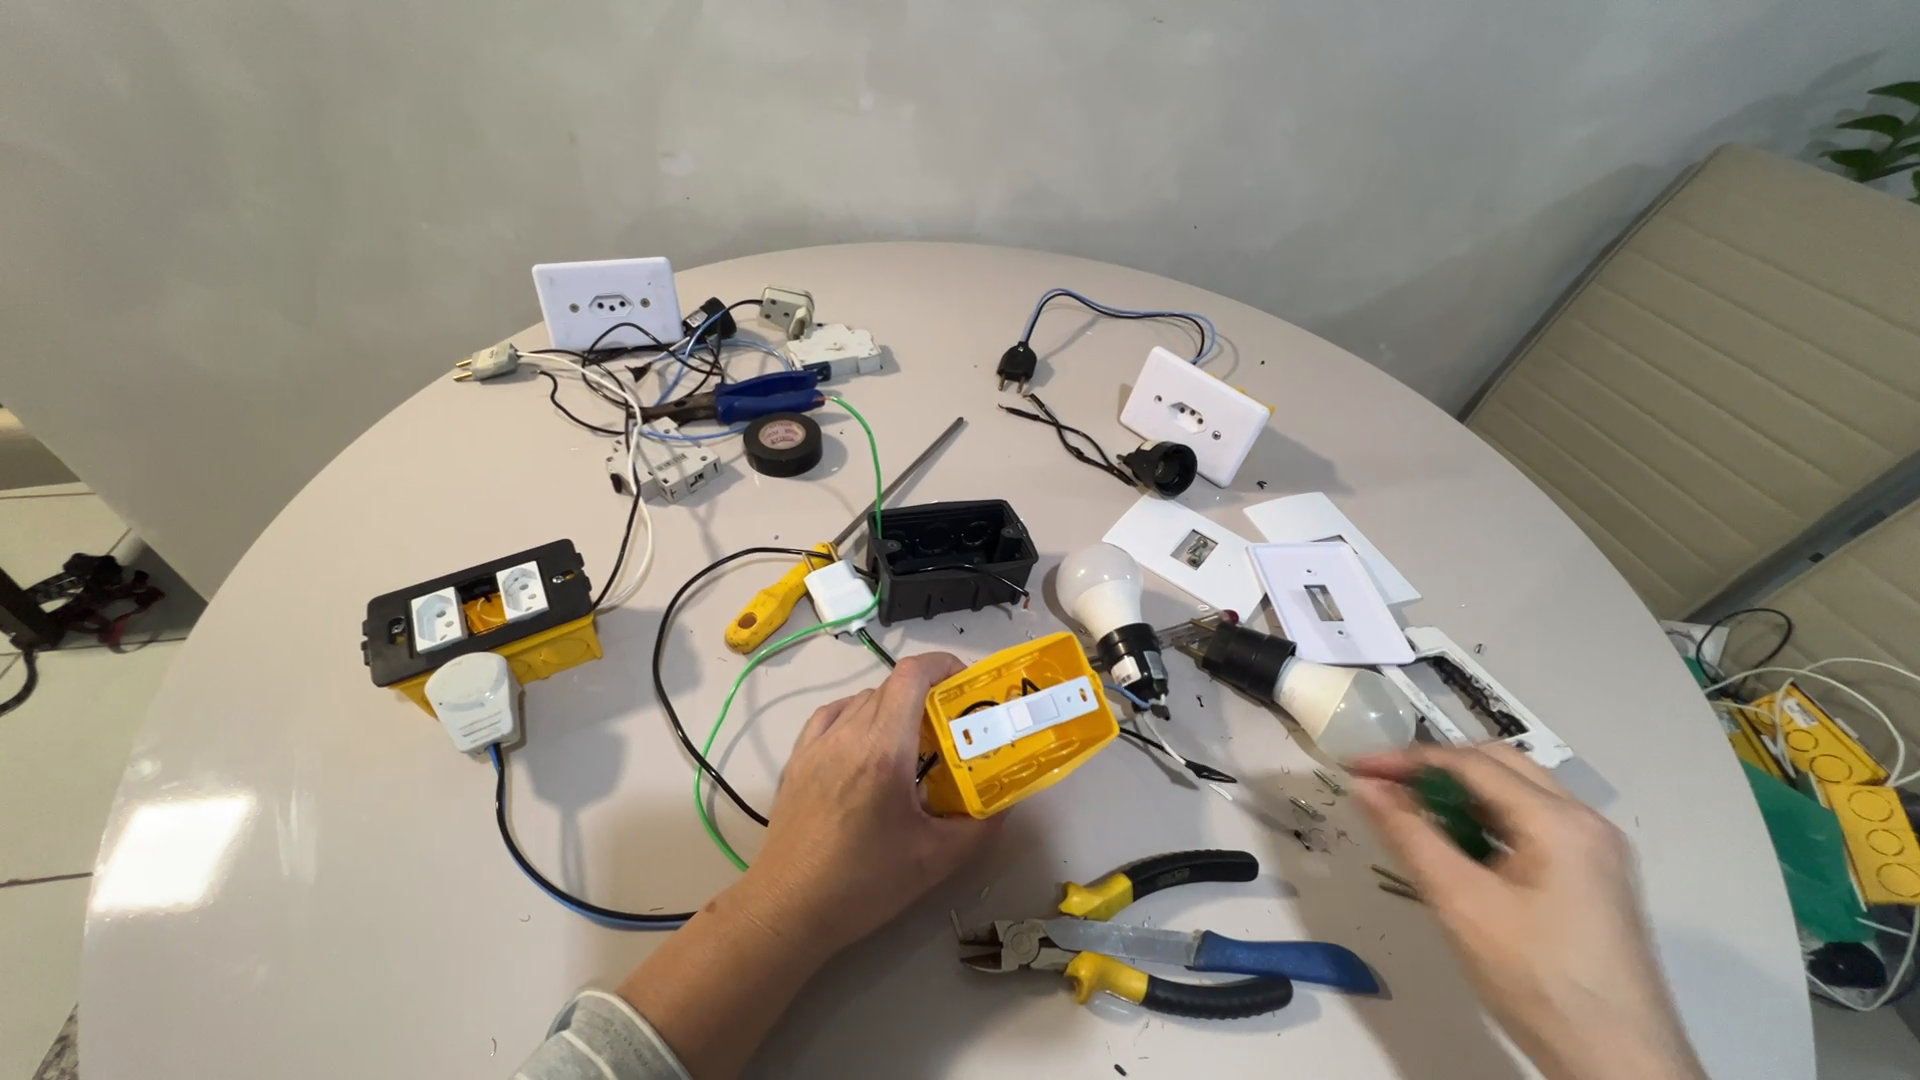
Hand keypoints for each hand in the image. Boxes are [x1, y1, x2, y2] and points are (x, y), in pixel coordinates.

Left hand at [742, 651, 1001, 956]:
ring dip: (894, 707)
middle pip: (891, 686)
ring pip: (863, 699)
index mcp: (884, 750)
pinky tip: (867, 743)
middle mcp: (848, 734)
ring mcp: (817, 744)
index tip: (965, 685)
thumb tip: (1004, 804)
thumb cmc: (862, 884)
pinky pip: (833, 716)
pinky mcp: (798, 759)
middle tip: (949, 727)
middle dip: (927, 694)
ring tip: (911, 742)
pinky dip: (858, 715)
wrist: (787, 908)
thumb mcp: (934, 860)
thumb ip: (979, 827)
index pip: (911, 676)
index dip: (942, 665)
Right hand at [1352, 745, 1704, 1079]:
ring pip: (1515, 792)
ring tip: (1412, 814)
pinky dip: (1486, 819)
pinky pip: (1530, 823)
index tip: (1354, 769)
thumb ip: (1408, 835)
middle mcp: (1585, 820)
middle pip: (1498, 765)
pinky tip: (1458, 847)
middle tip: (1384, 787)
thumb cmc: (1534, 977)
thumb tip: (1364, 786)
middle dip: (1435, 768)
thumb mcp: (1459, 902)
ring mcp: (1596, 849)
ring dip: (1460, 793)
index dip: (1405, 759)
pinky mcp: (1593, 876)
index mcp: (1558, 821)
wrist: (1619, 1065)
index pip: (1469, 764)